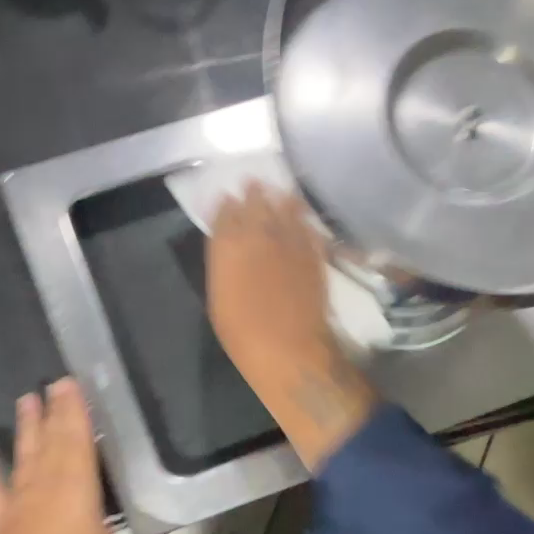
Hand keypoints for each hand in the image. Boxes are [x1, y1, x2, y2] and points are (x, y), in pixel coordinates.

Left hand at [0, 379, 202, 533]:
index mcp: (78, 489)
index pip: (77, 440)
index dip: (75, 411)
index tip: (70, 384)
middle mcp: (47, 485)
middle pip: (51, 440)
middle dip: (53, 410)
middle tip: (52, 382)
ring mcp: (19, 501)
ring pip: (24, 456)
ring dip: (25, 428)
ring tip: (24, 399)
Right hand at [207, 182, 337, 369]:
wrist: (288, 347)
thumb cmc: (242, 334)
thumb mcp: (218, 300)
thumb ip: (223, 266)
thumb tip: (228, 250)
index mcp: (227, 245)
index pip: (224, 211)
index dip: (226, 204)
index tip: (227, 199)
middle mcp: (258, 233)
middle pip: (255, 201)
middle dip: (253, 193)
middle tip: (253, 185)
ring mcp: (290, 239)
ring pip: (284, 205)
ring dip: (279, 197)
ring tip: (278, 193)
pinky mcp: (314, 250)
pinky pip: (308, 225)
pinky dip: (302, 217)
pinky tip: (301, 215)